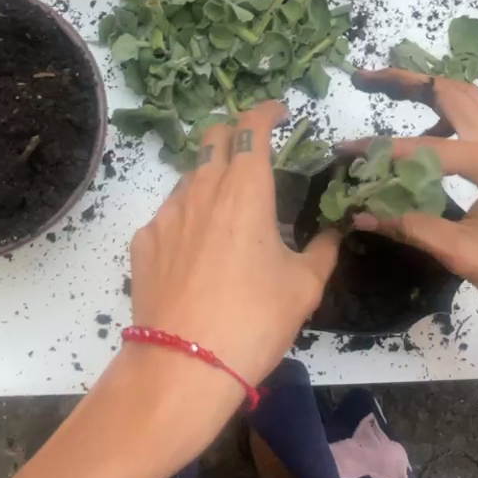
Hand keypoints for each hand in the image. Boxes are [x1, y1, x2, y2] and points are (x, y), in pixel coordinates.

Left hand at [127, 100, 340, 387]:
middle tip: (257, 152)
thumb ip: (323, 248)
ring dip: (213, 176)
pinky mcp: (144, 242)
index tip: (280, 113)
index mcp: (245, 190)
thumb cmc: (254, 320)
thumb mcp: (305, 286)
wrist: (183, 367)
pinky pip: (170, 213)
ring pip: (190, 175)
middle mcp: (201, 190)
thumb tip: (333, 230)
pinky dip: (189, 215)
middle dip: (236, 133)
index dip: (266, 111)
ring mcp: (166, 215)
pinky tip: (201, 250)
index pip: (251, 126)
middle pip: (213, 137)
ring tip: (231, 213)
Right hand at [345, 69, 477, 333]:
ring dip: (430, 91)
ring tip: (391, 93)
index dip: (379, 150)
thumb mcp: (467, 255)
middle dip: (408, 80)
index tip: (342, 150)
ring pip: (469, 100)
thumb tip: (362, 216)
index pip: (424, 147)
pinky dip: (448, 115)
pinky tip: (427, 139)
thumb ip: (413, 228)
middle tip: (367, 78)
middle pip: (452, 91)